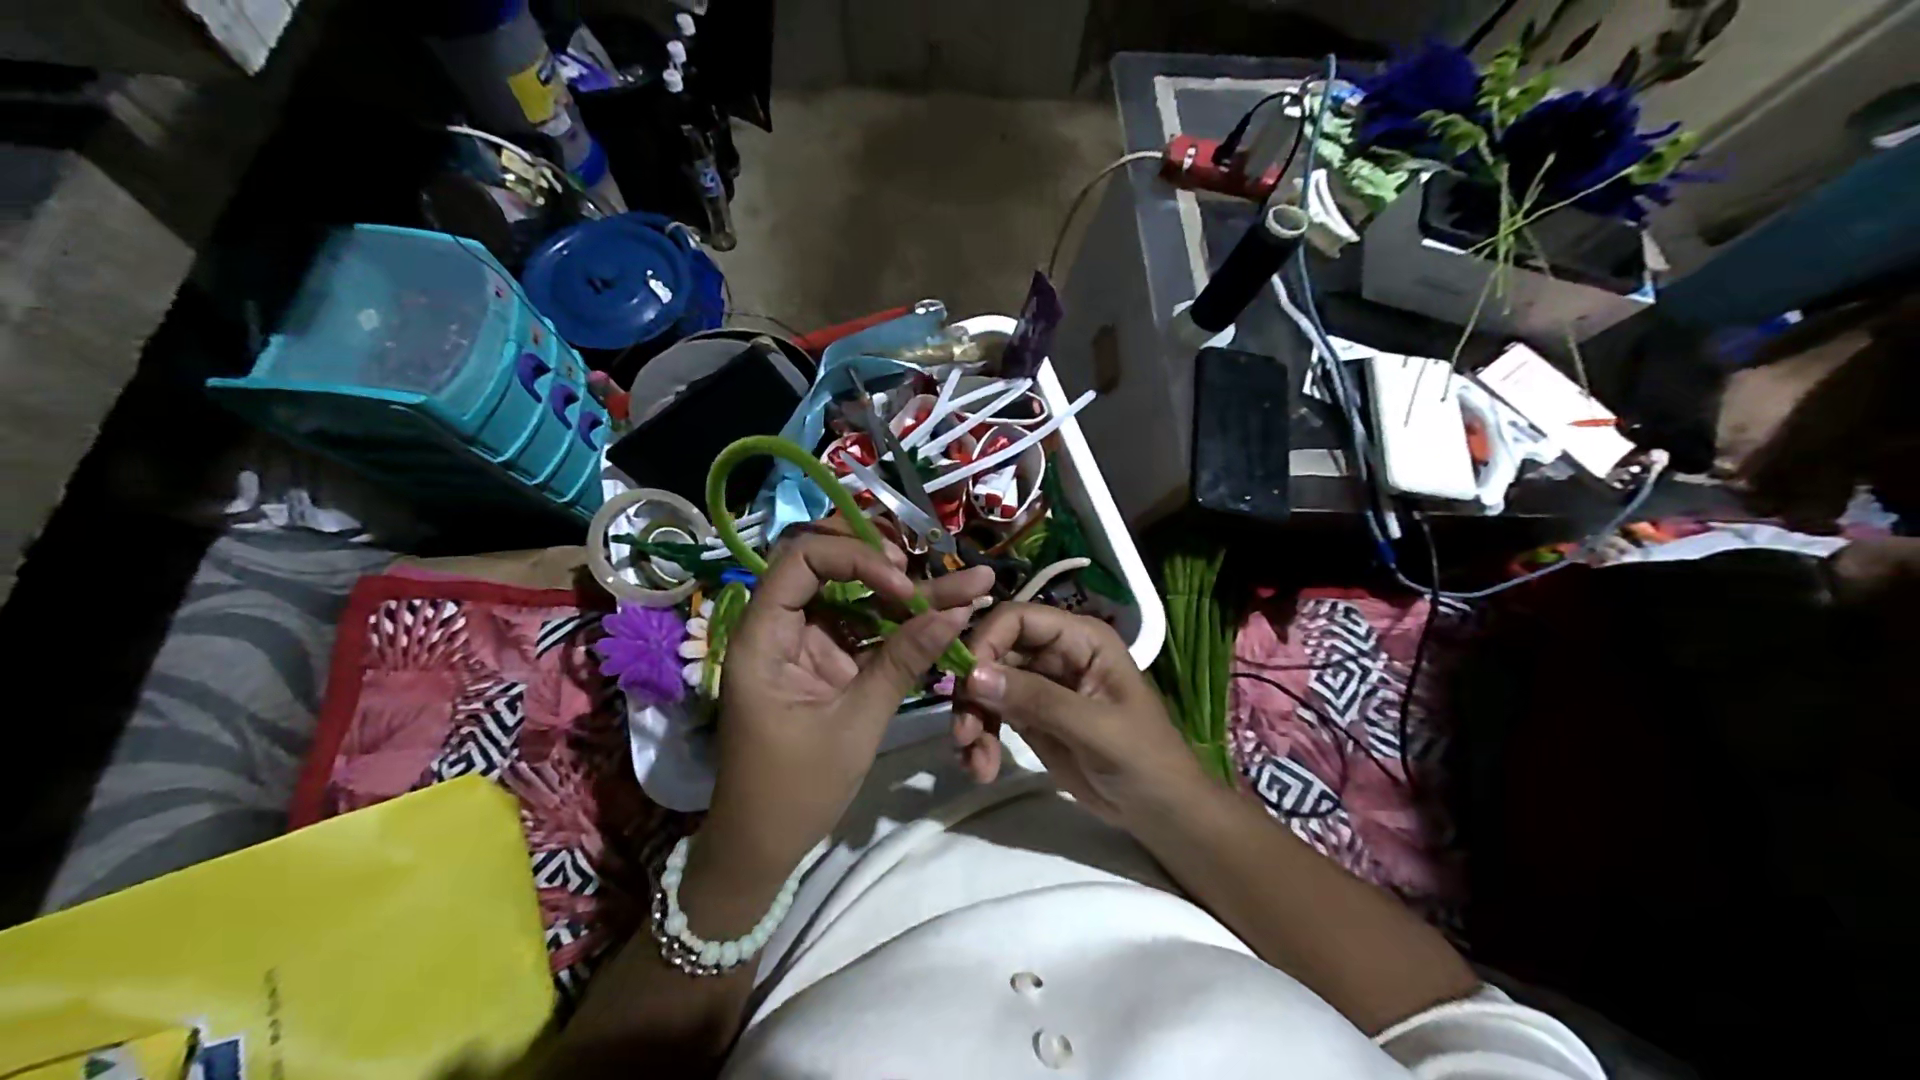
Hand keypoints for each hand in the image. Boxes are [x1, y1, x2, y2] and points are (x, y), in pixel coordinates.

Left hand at [705, 532, 993, 879]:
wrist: (764, 846)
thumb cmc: (796, 790)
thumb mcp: (855, 724)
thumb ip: (902, 663)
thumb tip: (956, 612)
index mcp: (764, 637)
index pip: (802, 561)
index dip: (855, 558)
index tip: (902, 585)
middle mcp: (782, 629)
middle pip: (830, 568)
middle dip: (886, 564)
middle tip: (935, 571)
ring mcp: (807, 646)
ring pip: (858, 599)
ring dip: (909, 594)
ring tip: (968, 585)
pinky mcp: (829, 665)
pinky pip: (868, 631)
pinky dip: (904, 625)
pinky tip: (947, 615)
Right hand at [951, 603, 1206, 823]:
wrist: (1161, 812)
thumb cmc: (1144, 760)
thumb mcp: (1095, 728)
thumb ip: (1037, 699)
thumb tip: (973, 675)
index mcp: (1080, 639)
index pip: (1018, 618)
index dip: (986, 641)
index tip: (965, 683)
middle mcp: (1055, 653)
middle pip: (994, 652)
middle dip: (972, 692)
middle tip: (964, 735)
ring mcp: (1040, 685)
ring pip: (986, 685)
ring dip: (972, 721)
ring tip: (976, 763)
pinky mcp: (1030, 717)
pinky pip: (990, 715)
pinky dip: (979, 739)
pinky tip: (980, 768)